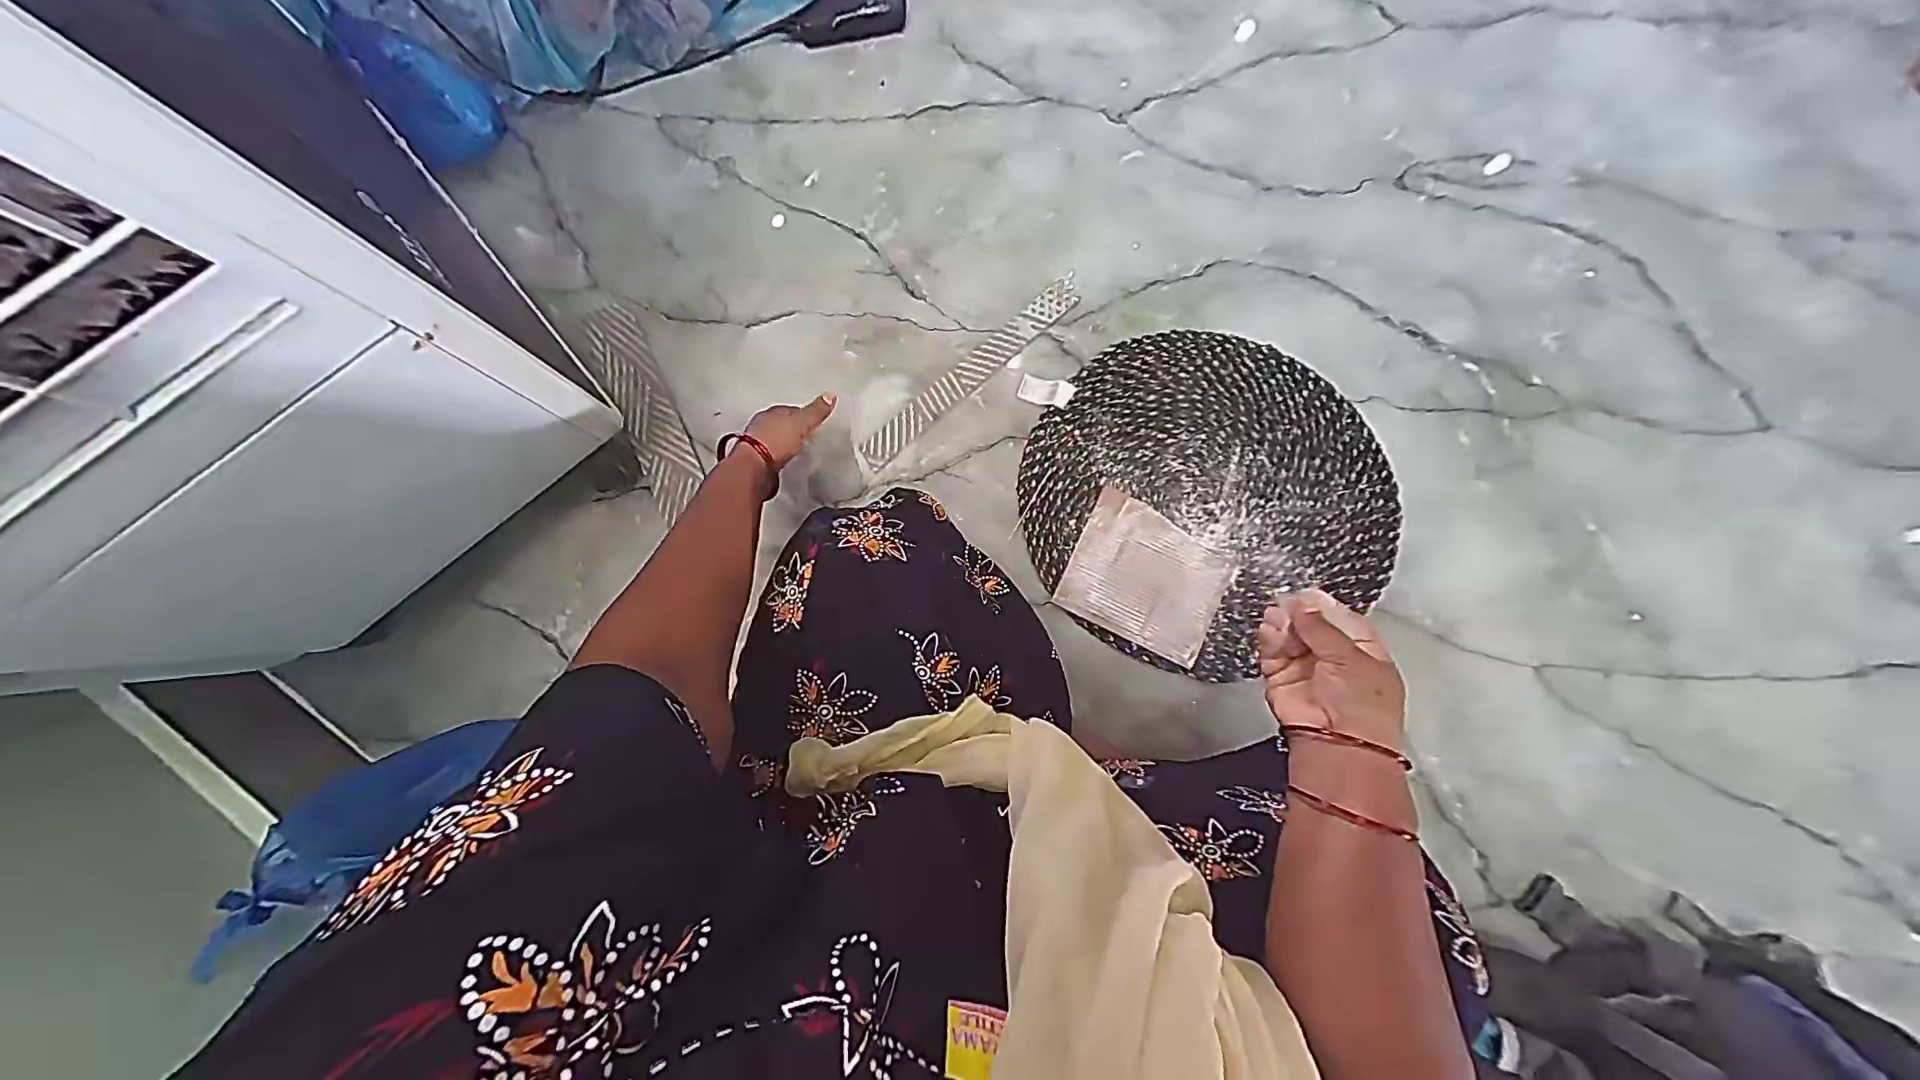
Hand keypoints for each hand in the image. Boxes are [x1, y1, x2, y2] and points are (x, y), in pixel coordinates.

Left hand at [742, 393, 835, 467]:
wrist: (754, 468)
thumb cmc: (774, 442)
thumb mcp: (801, 423)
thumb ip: (815, 412)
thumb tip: (829, 396)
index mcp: (771, 413)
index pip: (790, 410)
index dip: (803, 414)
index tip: (812, 417)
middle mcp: (761, 427)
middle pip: (780, 424)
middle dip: (791, 428)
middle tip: (804, 431)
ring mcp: (757, 445)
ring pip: (774, 440)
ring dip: (783, 443)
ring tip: (796, 448)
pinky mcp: (757, 462)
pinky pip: (771, 456)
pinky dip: (778, 457)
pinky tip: (785, 461)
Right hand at [1256, 588, 1405, 752]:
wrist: (1338, 743)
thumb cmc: (1360, 701)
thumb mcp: (1350, 657)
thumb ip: (1322, 627)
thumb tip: (1302, 602)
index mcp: (1362, 651)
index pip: (1341, 620)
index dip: (1323, 606)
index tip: (1305, 593)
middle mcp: (1332, 658)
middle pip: (1311, 626)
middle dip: (1298, 613)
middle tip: (1284, 602)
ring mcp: (1305, 667)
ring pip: (1289, 637)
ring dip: (1281, 625)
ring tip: (1275, 616)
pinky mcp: (1280, 677)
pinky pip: (1272, 653)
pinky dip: (1269, 640)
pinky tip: (1268, 630)